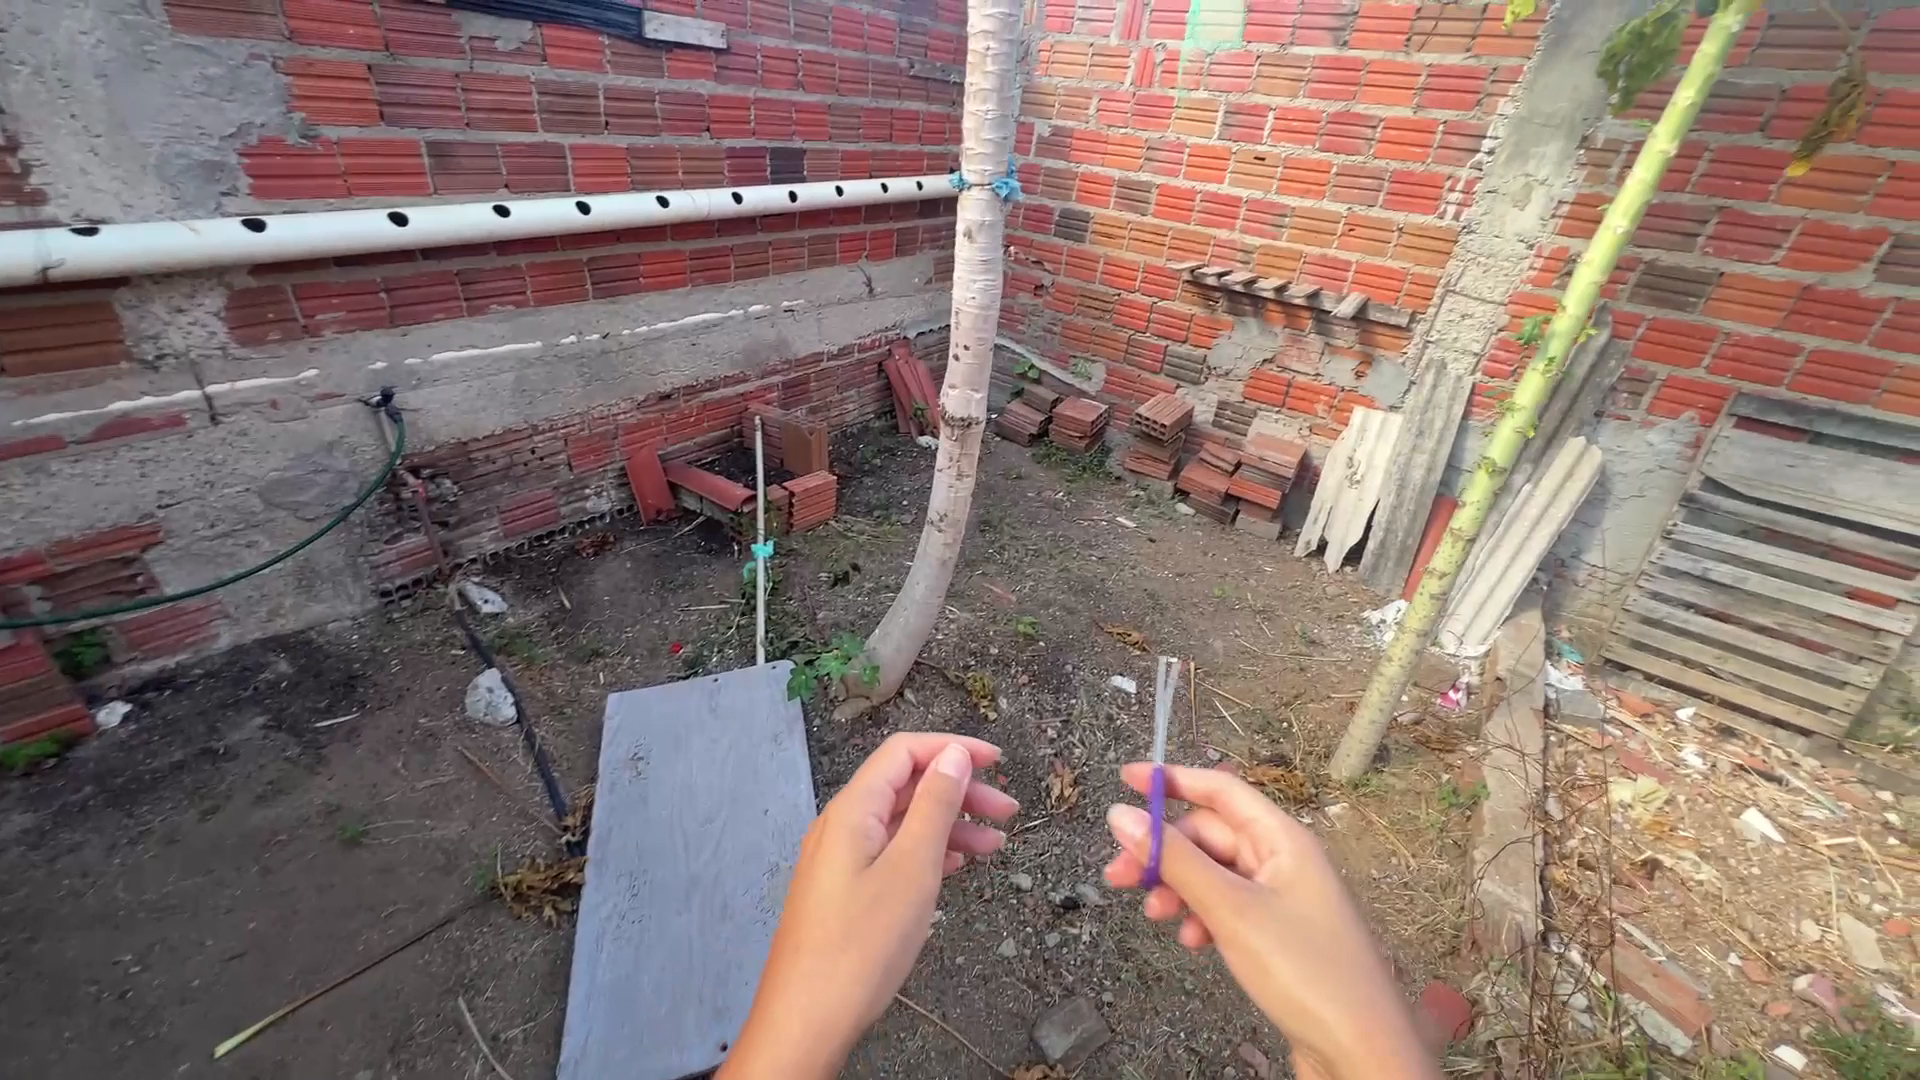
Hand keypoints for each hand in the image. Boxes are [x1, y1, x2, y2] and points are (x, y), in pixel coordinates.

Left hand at [720, 733, 1017, 1079]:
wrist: (803, 1025)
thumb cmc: (860, 945)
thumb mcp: (911, 868)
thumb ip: (934, 805)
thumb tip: (953, 753)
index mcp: (853, 808)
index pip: (905, 752)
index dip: (952, 747)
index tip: (997, 761)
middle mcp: (843, 824)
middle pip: (906, 786)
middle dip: (959, 790)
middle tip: (1008, 811)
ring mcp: (841, 859)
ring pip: (902, 822)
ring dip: (950, 825)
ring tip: (995, 845)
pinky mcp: (845, 890)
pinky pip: (892, 852)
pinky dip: (928, 852)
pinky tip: (956, 866)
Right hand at [1104, 764, 1436, 1079]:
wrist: (1363, 1059)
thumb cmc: (1301, 969)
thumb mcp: (1230, 908)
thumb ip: (1174, 859)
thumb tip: (1119, 814)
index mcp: (1282, 838)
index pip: (1219, 790)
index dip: (1173, 780)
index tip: (1126, 780)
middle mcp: (1282, 859)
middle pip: (1209, 836)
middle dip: (1163, 852)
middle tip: (1117, 875)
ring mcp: (1280, 898)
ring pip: (1213, 874)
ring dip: (1178, 888)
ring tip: (1153, 916)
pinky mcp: (1277, 935)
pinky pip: (1226, 907)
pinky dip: (1201, 916)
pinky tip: (1192, 942)